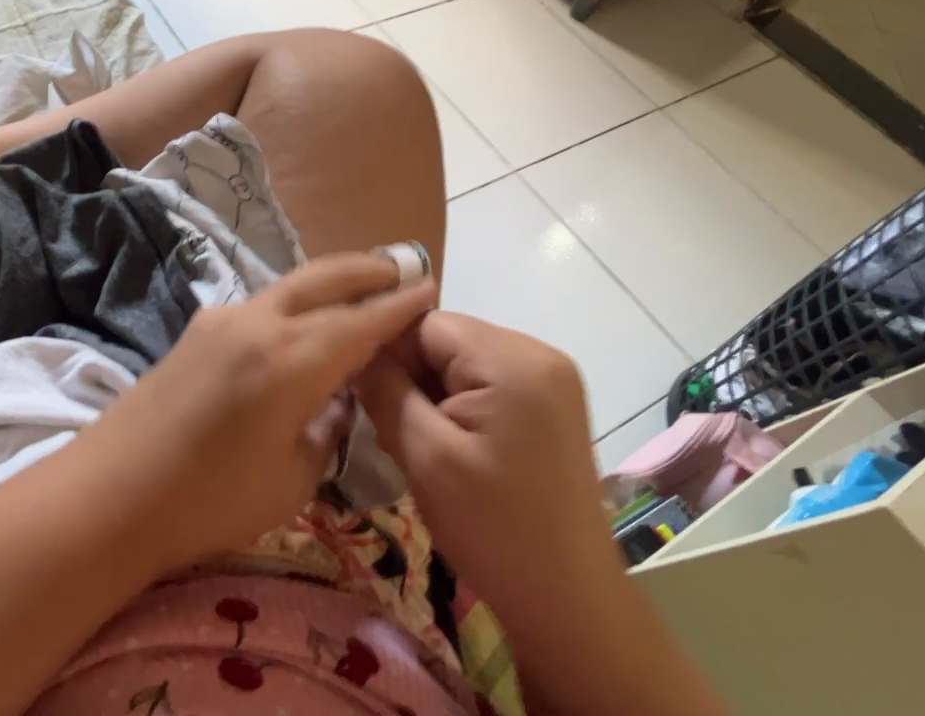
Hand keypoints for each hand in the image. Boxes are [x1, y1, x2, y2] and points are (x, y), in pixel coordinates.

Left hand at [77, 252, 436, 572]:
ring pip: (287, 288)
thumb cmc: (210, 502)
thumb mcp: (292, 479)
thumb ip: (325, 432)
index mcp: (290, 361)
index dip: (398, 307)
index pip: (359, 322)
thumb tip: (333, 403)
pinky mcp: (195, 332)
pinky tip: (302, 327)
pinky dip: (292, 307)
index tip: (428, 286)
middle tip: (401, 267)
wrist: (113, 494)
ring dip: (327, 285)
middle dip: (366, 270)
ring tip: (358, 291)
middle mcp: (256, 324)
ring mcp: (220, 321)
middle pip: (322, 280)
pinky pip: (259, 308)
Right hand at [357, 312, 618, 620]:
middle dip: (410, 378)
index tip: (367, 400)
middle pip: (444, 341)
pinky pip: (486, 383)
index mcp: (512, 359)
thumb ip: (385, 389)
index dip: (387, 355)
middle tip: (394, 433)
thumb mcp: (425, 455)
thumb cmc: (493, 528)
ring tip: (421, 447)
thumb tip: (356, 349)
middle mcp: (539, 353)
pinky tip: (450, 450)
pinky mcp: (551, 405)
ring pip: (461, 363)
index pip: (424, 323)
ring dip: (431, 395)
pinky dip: (458, 407)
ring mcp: (551, 379)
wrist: (568, 600)